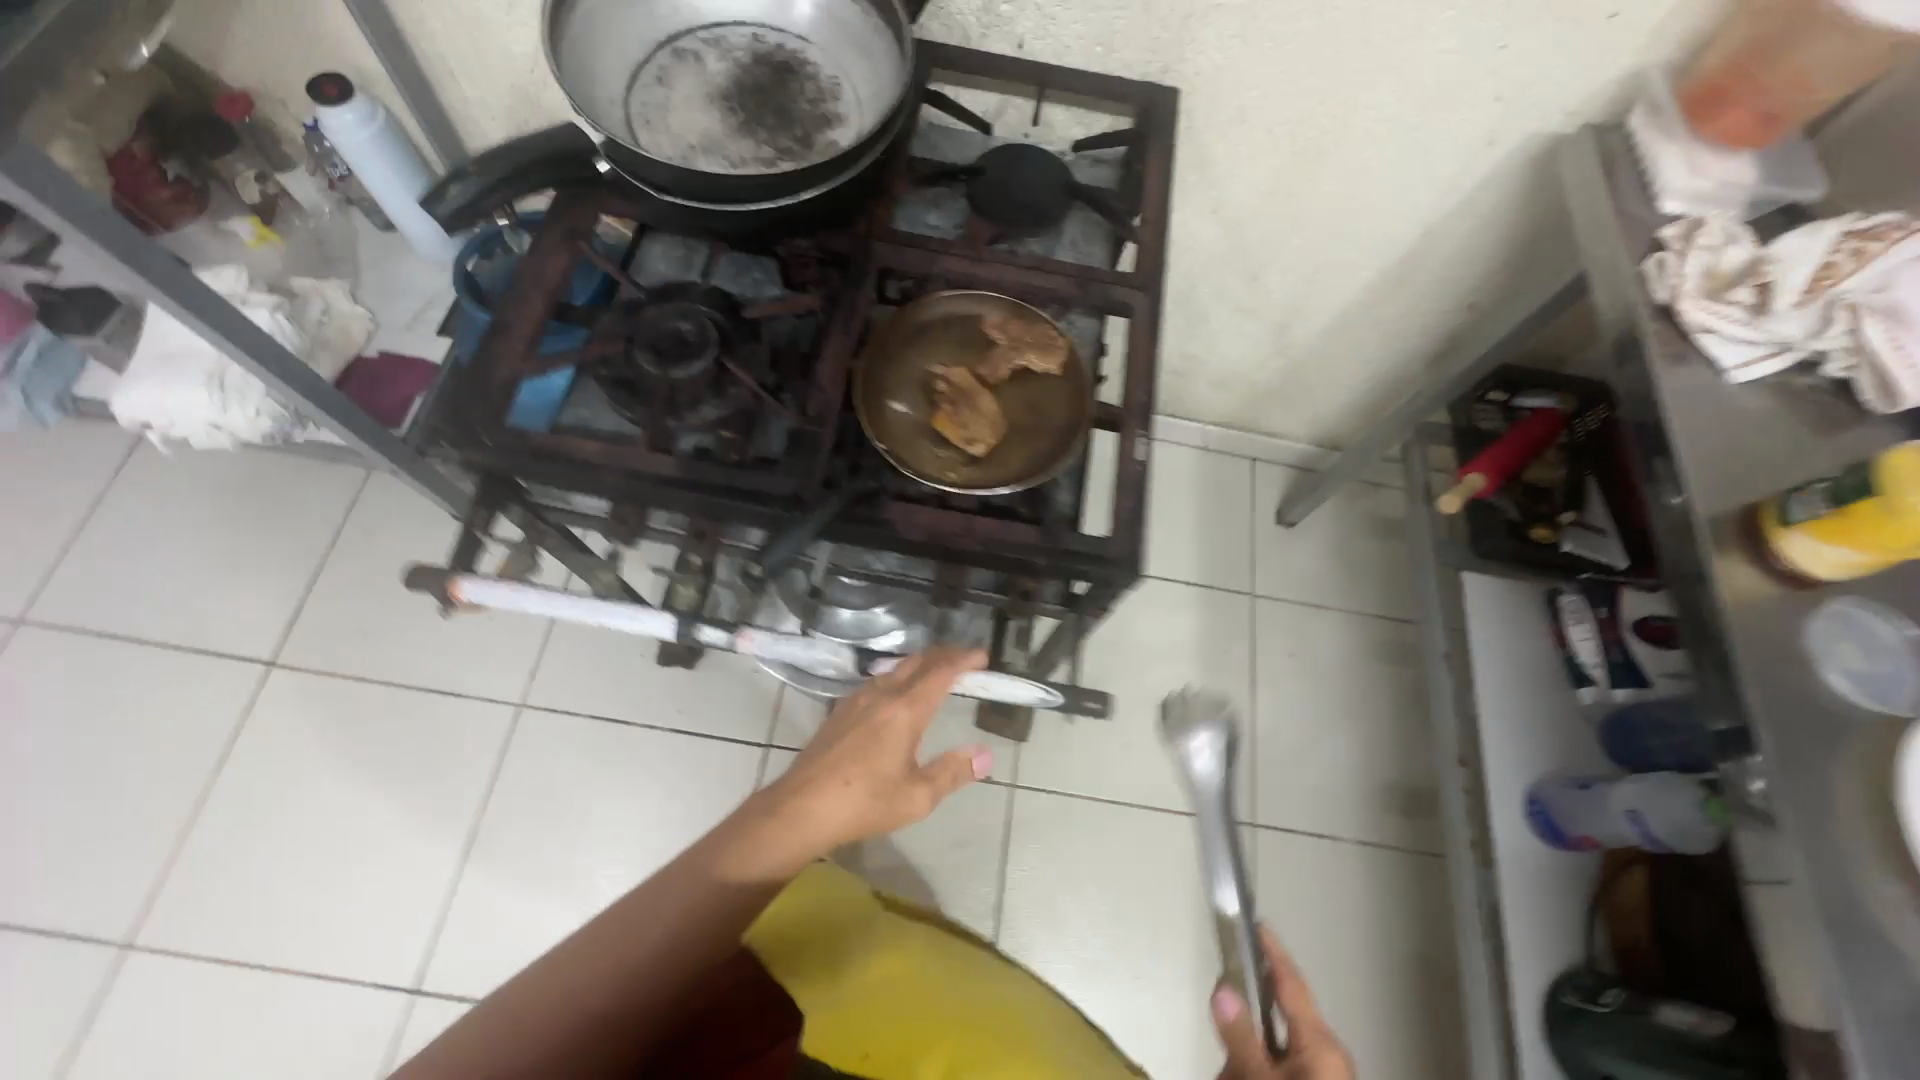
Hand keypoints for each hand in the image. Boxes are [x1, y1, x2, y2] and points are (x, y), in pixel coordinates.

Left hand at [754, 647, 992, 864]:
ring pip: (893, 670)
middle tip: (964, 659)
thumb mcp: (916, 797)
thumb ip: (953, 772)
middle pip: (916, 662)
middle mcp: (881, 696)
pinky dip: (897, 677)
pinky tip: (895, 695)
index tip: (982, 655)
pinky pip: (876, 682)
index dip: (963, 660)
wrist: (800, 808)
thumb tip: (986, 754)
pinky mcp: (839, 712)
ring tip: (934, 673)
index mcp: (904, 711)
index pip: (940, 673)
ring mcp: (855, 701)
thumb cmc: (863, 804)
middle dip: (943, 655)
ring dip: (918, 665)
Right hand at [1214, 925, 1354, 1079]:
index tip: (1256, 922)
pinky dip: (1254, 1073)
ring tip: (1228, 1078)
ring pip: (1270, 1052)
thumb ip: (1240, 1037)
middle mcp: (1326, 1054)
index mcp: (1320, 1043)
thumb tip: (1223, 988)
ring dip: (1243, 1064)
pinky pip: (1276, 1071)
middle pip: (1273, 1020)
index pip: (1290, 983)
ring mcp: (1321, 1075)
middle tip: (1222, 1061)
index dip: (1272, 951)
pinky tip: (1238, 1079)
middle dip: (1240, 1035)